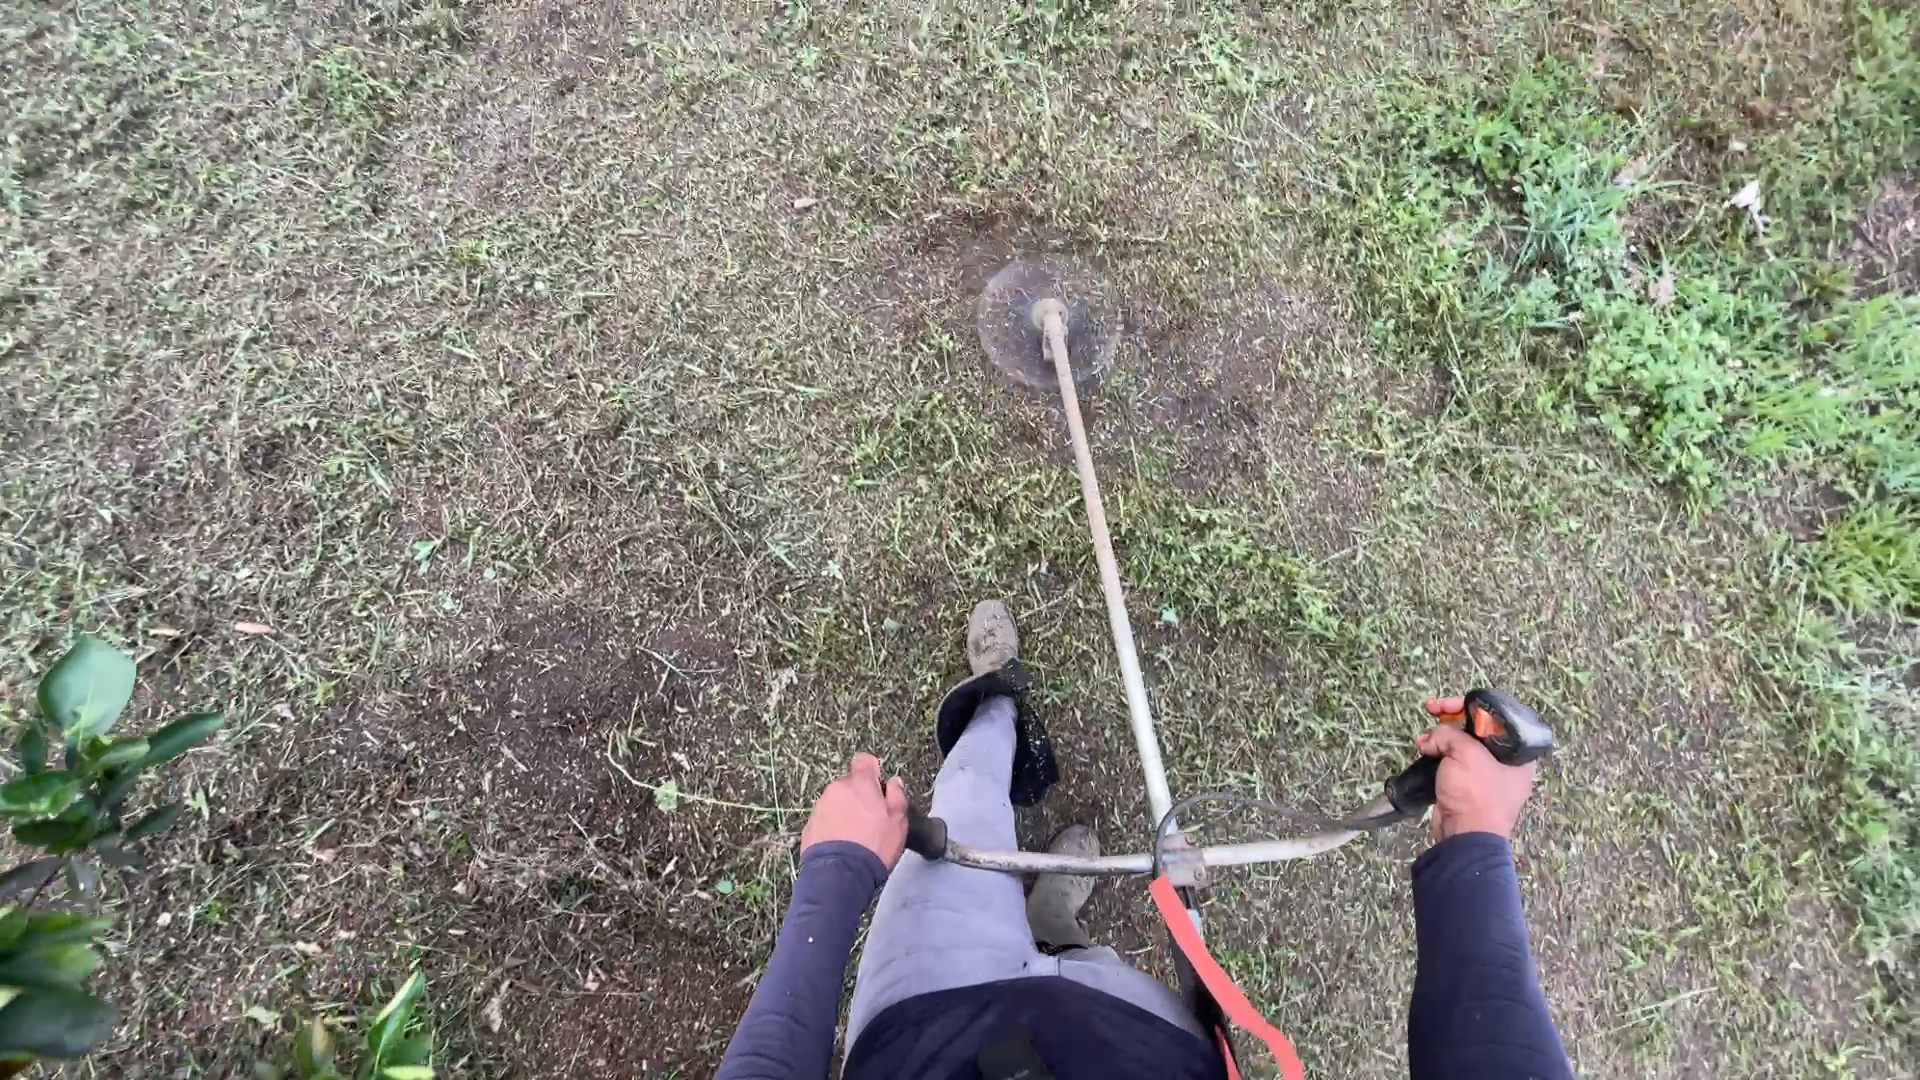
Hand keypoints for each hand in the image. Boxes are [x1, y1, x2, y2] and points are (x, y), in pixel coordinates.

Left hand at [800, 753, 909, 868]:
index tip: (877, 787)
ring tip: (855, 836)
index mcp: (860, 783)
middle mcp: (837, 788)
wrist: (840, 875)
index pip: (864, 761)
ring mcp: (821, 806)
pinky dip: (832, 827)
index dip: (872, 771)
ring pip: (836, 802)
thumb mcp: (898, 822)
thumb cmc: (874, 846)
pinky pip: (825, 819)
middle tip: (870, 820)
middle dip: (858, 796)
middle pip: (850, 784)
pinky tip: (841, 845)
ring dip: (844, 812)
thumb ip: (897, 796)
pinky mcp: (809, 825)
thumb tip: (894, 782)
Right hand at [1417, 697, 1537, 841]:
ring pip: (1462, 743)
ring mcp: (1486, 774)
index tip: (1445, 705)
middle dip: (1451, 719)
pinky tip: (1423, 751)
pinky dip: (1437, 752)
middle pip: (1477, 728)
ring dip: (1439, 737)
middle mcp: (1506, 762)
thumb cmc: (1476, 792)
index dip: (1470, 706)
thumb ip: (1450, 734)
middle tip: (1431, 710)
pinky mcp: (1467, 784)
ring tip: (1423, 741)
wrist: (1465, 834)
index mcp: (1519, 754)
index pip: (1496, 717)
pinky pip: (1452, 759)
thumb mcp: (1466, 753)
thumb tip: (1433, 738)